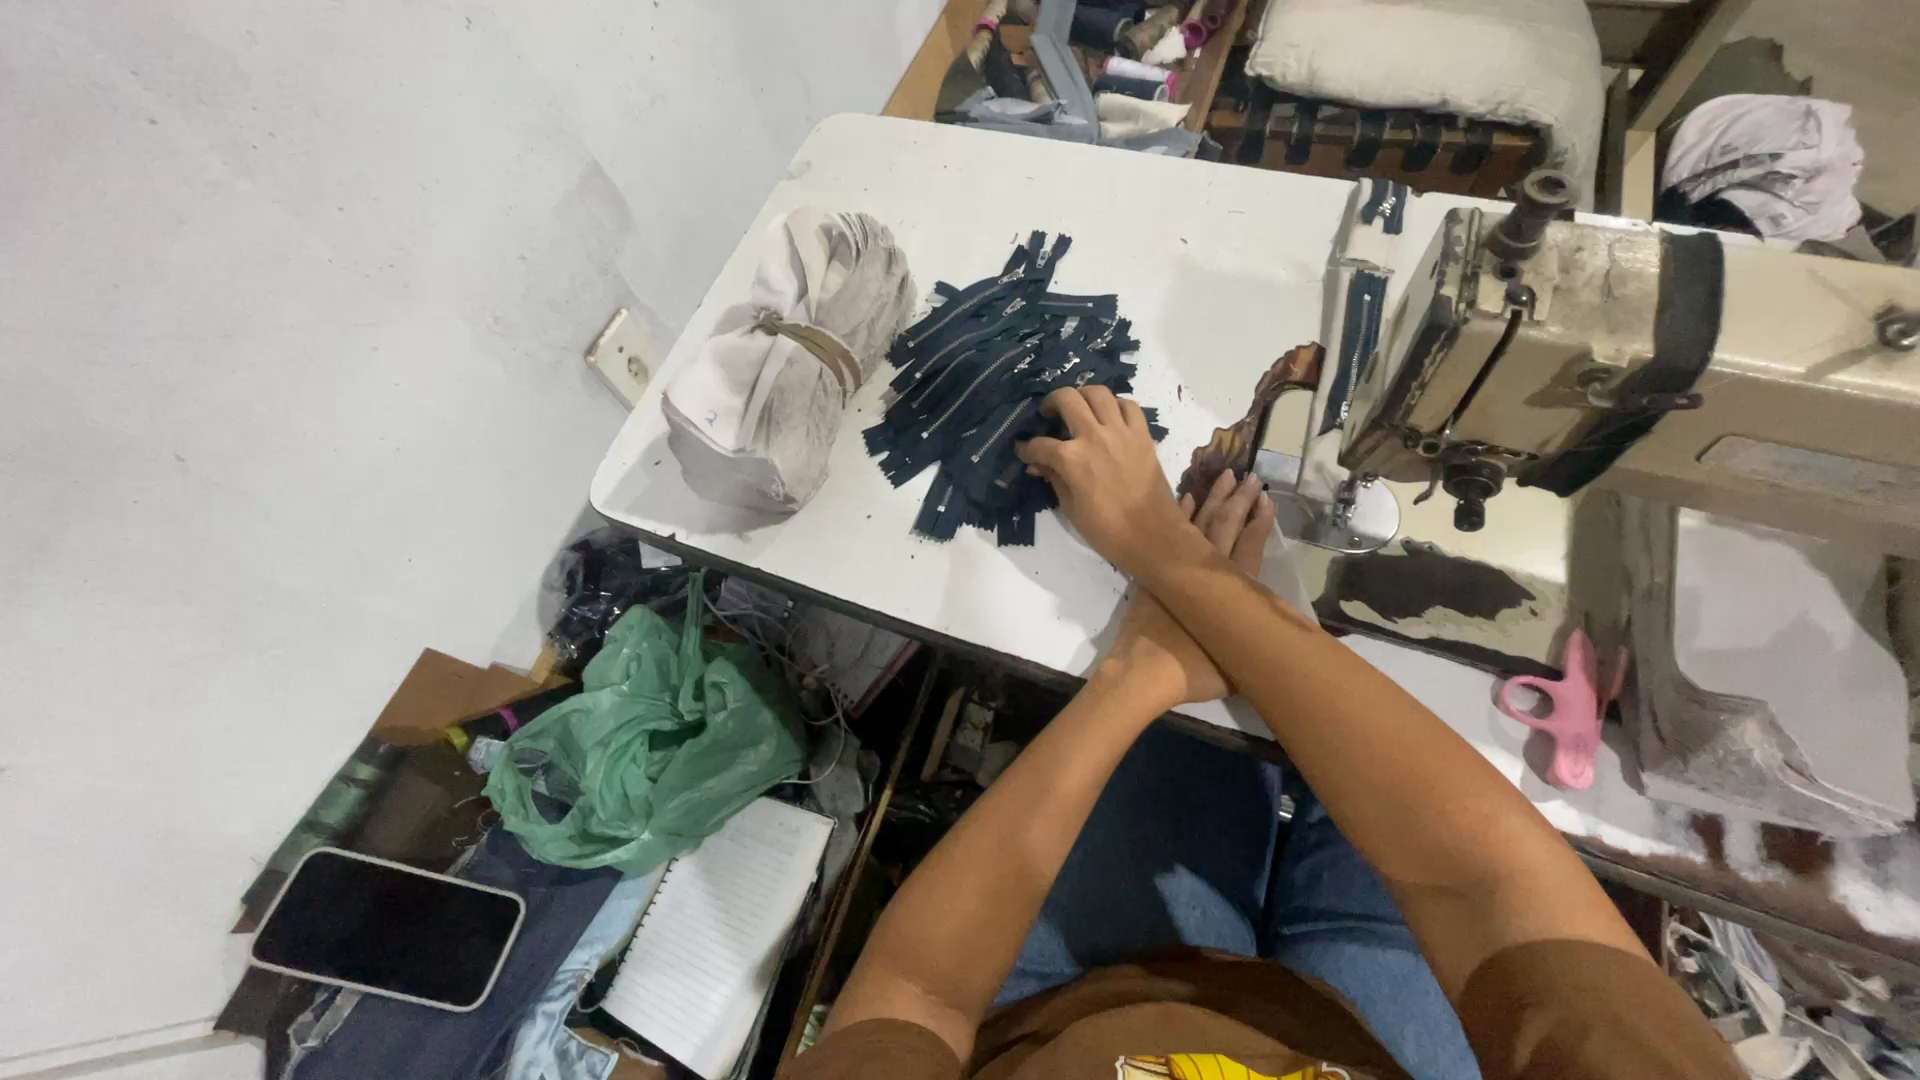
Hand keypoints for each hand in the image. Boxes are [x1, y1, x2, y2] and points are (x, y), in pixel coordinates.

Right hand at [1016, 386, 1189, 575]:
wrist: (1152, 536)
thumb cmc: (1107, 530)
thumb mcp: (1071, 508)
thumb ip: (1054, 480)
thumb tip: (1038, 465)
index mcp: (1071, 460)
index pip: (1039, 445)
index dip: (1026, 449)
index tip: (1023, 451)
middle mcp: (1094, 436)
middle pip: (1067, 399)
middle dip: (1050, 403)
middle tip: (1048, 414)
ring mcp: (1121, 432)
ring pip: (1098, 393)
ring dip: (1082, 395)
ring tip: (1078, 407)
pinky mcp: (1143, 434)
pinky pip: (1128, 405)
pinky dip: (1115, 405)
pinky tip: (1109, 416)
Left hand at [1099, 470, 1276, 708]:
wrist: (1143, 672)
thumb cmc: (1193, 673)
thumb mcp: (1238, 667)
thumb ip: (1254, 642)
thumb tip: (1269, 633)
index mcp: (1231, 592)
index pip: (1250, 546)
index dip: (1259, 523)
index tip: (1266, 499)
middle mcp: (1204, 573)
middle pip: (1225, 527)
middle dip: (1239, 500)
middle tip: (1250, 477)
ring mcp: (1175, 570)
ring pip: (1198, 525)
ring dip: (1212, 500)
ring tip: (1222, 477)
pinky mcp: (1151, 575)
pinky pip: (1167, 536)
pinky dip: (1177, 517)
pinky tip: (1184, 500)